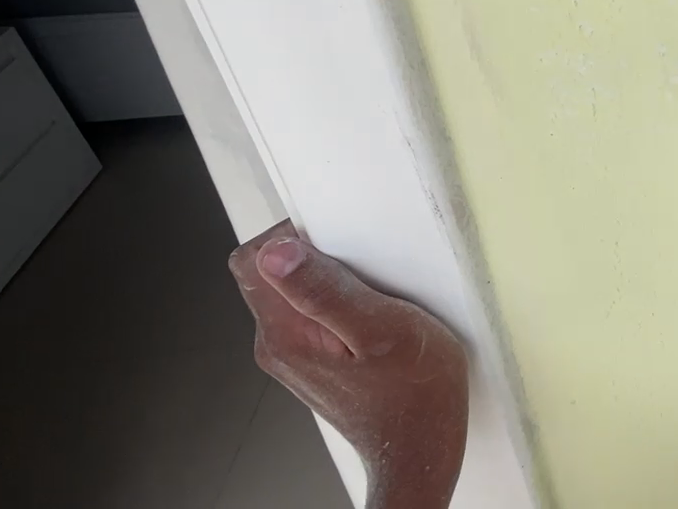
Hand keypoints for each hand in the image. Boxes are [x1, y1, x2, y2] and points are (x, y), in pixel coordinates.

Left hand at [228, 221, 467, 508]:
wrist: (423, 446)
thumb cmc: (415, 393)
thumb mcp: (383, 329)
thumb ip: (327, 291)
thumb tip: (278, 253)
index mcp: (285, 333)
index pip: (254, 258)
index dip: (295, 232)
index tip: (342, 238)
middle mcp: (279, 343)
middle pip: (273, 269)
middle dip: (320, 250)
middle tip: (371, 268)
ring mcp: (296, 352)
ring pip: (296, 286)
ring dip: (336, 274)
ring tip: (380, 290)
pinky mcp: (318, 357)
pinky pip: (315, 306)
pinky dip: (344, 294)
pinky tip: (379, 309)